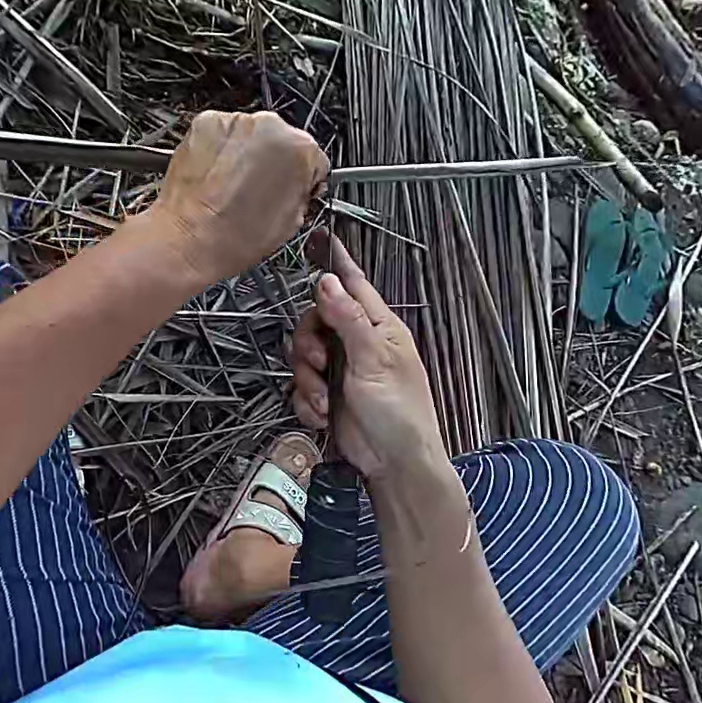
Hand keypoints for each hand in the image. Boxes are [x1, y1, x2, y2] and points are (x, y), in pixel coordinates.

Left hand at [148, 111, 327, 284]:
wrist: (188, 240)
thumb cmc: (234, 237)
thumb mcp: (291, 223)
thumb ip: (302, 194)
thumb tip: (299, 187)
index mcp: (301, 149)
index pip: (315, 158)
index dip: (305, 179)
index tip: (294, 190)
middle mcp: (271, 126)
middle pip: (282, 142)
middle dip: (274, 164)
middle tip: (260, 194)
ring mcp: (236, 122)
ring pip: (251, 136)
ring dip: (246, 155)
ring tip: (234, 189)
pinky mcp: (205, 123)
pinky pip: (222, 134)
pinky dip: (220, 150)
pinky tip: (216, 178)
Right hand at [289, 233, 448, 481]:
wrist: (394, 463)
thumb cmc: (400, 412)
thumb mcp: (373, 360)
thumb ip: (348, 320)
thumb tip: (326, 282)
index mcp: (377, 327)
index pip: (353, 285)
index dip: (335, 264)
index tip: (320, 239)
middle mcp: (357, 343)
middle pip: (315, 321)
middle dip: (308, 345)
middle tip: (319, 364)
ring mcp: (341, 369)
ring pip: (303, 356)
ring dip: (308, 381)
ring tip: (326, 400)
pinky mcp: (327, 394)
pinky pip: (301, 386)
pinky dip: (307, 402)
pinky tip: (323, 415)